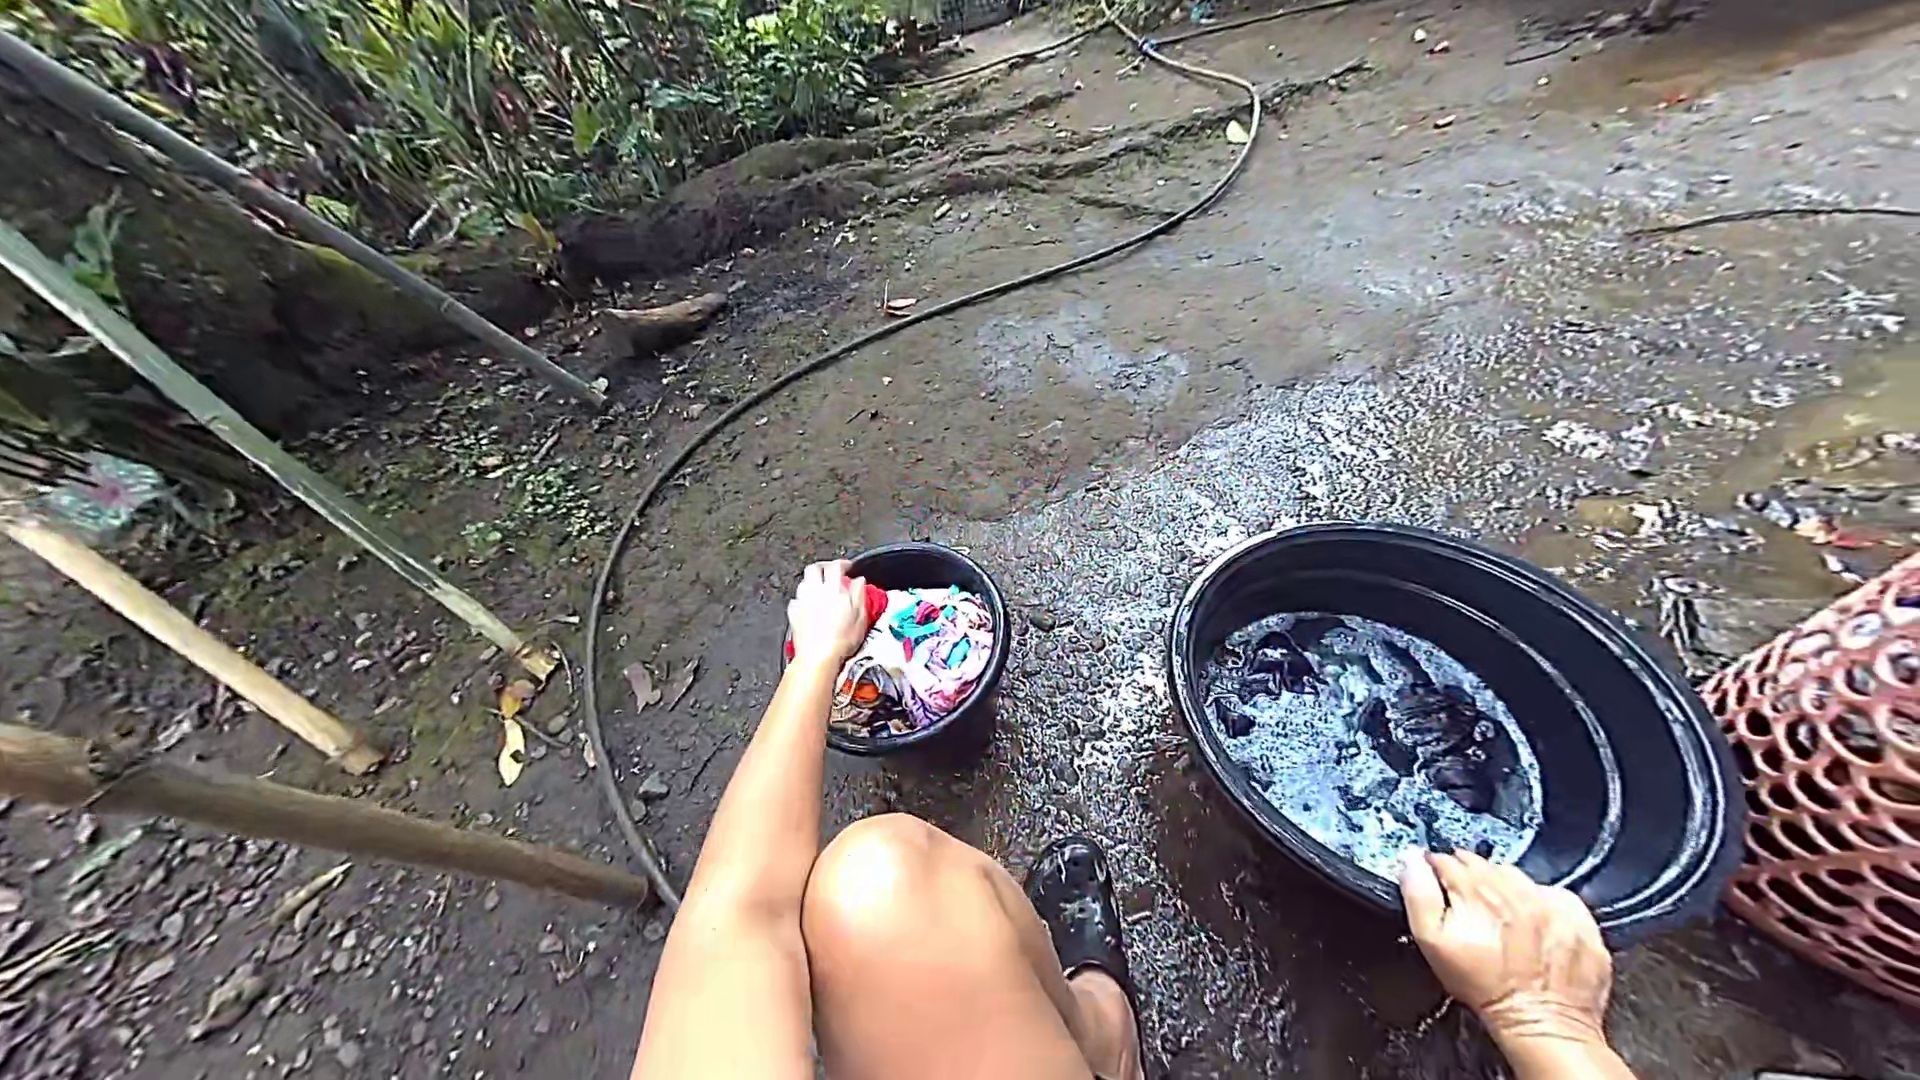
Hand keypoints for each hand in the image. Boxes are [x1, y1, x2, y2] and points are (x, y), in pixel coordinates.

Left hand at [787, 560, 871, 665]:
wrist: (818, 658)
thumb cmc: (840, 640)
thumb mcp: (860, 617)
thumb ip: (859, 594)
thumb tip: (859, 581)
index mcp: (833, 590)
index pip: (835, 566)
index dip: (842, 563)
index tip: (847, 567)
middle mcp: (815, 592)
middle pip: (814, 569)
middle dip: (823, 567)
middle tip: (831, 572)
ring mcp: (802, 602)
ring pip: (803, 582)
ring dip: (812, 582)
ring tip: (820, 588)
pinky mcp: (793, 614)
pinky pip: (796, 600)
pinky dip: (803, 599)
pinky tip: (809, 606)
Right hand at [1400, 850, 1612, 1050]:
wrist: (1542, 1026)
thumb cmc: (1483, 986)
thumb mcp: (1430, 939)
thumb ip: (1417, 892)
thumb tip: (1411, 859)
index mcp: (1473, 891)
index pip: (1445, 859)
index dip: (1435, 870)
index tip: (1437, 884)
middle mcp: (1512, 892)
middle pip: (1479, 863)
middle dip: (1467, 876)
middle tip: (1467, 905)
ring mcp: (1549, 906)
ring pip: (1514, 874)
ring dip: (1502, 884)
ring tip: (1499, 914)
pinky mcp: (1578, 922)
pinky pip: (1554, 892)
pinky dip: (1541, 899)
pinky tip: (1533, 918)